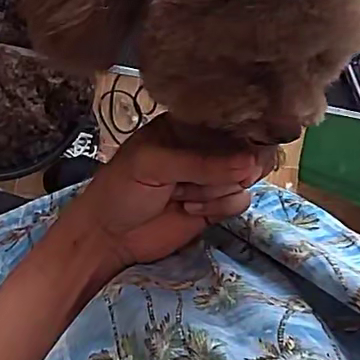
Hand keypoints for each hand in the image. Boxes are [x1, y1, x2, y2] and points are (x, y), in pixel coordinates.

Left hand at [58, 117, 277, 278]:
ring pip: (246, 177)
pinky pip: (241, 201)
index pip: (229, 121)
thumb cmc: (121, 189)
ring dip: (216, 190)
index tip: (235, 151)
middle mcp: (205, 148)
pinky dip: (219, 207)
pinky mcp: (218, 205)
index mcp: (188, 126)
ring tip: (182, 195)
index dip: (237, 136)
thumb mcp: (153, 165)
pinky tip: (190, 210)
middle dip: (225, 168)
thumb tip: (250, 163)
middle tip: (196, 179)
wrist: (108, 237)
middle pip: (245, 149)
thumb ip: (200, 163)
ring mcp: (214, 177)